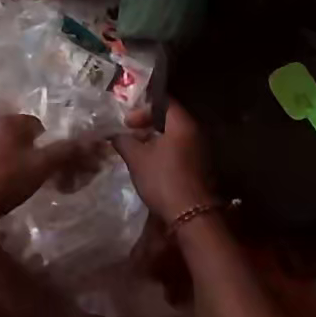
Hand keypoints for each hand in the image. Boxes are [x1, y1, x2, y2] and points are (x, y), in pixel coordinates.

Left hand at [0, 114, 95, 226]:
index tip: (52, 167)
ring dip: (14, 162)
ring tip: (19, 185)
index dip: (49, 146)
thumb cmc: (3, 182)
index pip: (38, 125)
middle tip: (39, 177)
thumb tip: (92, 142)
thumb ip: (67, 152)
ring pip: (3, 147)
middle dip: (32, 153)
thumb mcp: (41, 167)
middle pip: (20, 135)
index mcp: (7, 120)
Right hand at [113, 101, 215, 220]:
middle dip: (146, 125)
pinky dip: (163, 151)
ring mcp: (200, 150)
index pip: (165, 102)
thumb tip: (115, 134)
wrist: (191, 214)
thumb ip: (124, 141)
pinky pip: (179, 150)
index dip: (143, 108)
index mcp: (183, 124)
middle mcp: (195, 132)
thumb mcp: (137, 158)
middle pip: (169, 119)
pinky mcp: (199, 166)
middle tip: (128, 135)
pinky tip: (149, 164)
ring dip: (153, 140)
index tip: (127, 122)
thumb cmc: (163, 179)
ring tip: (135, 150)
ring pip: (174, 136)